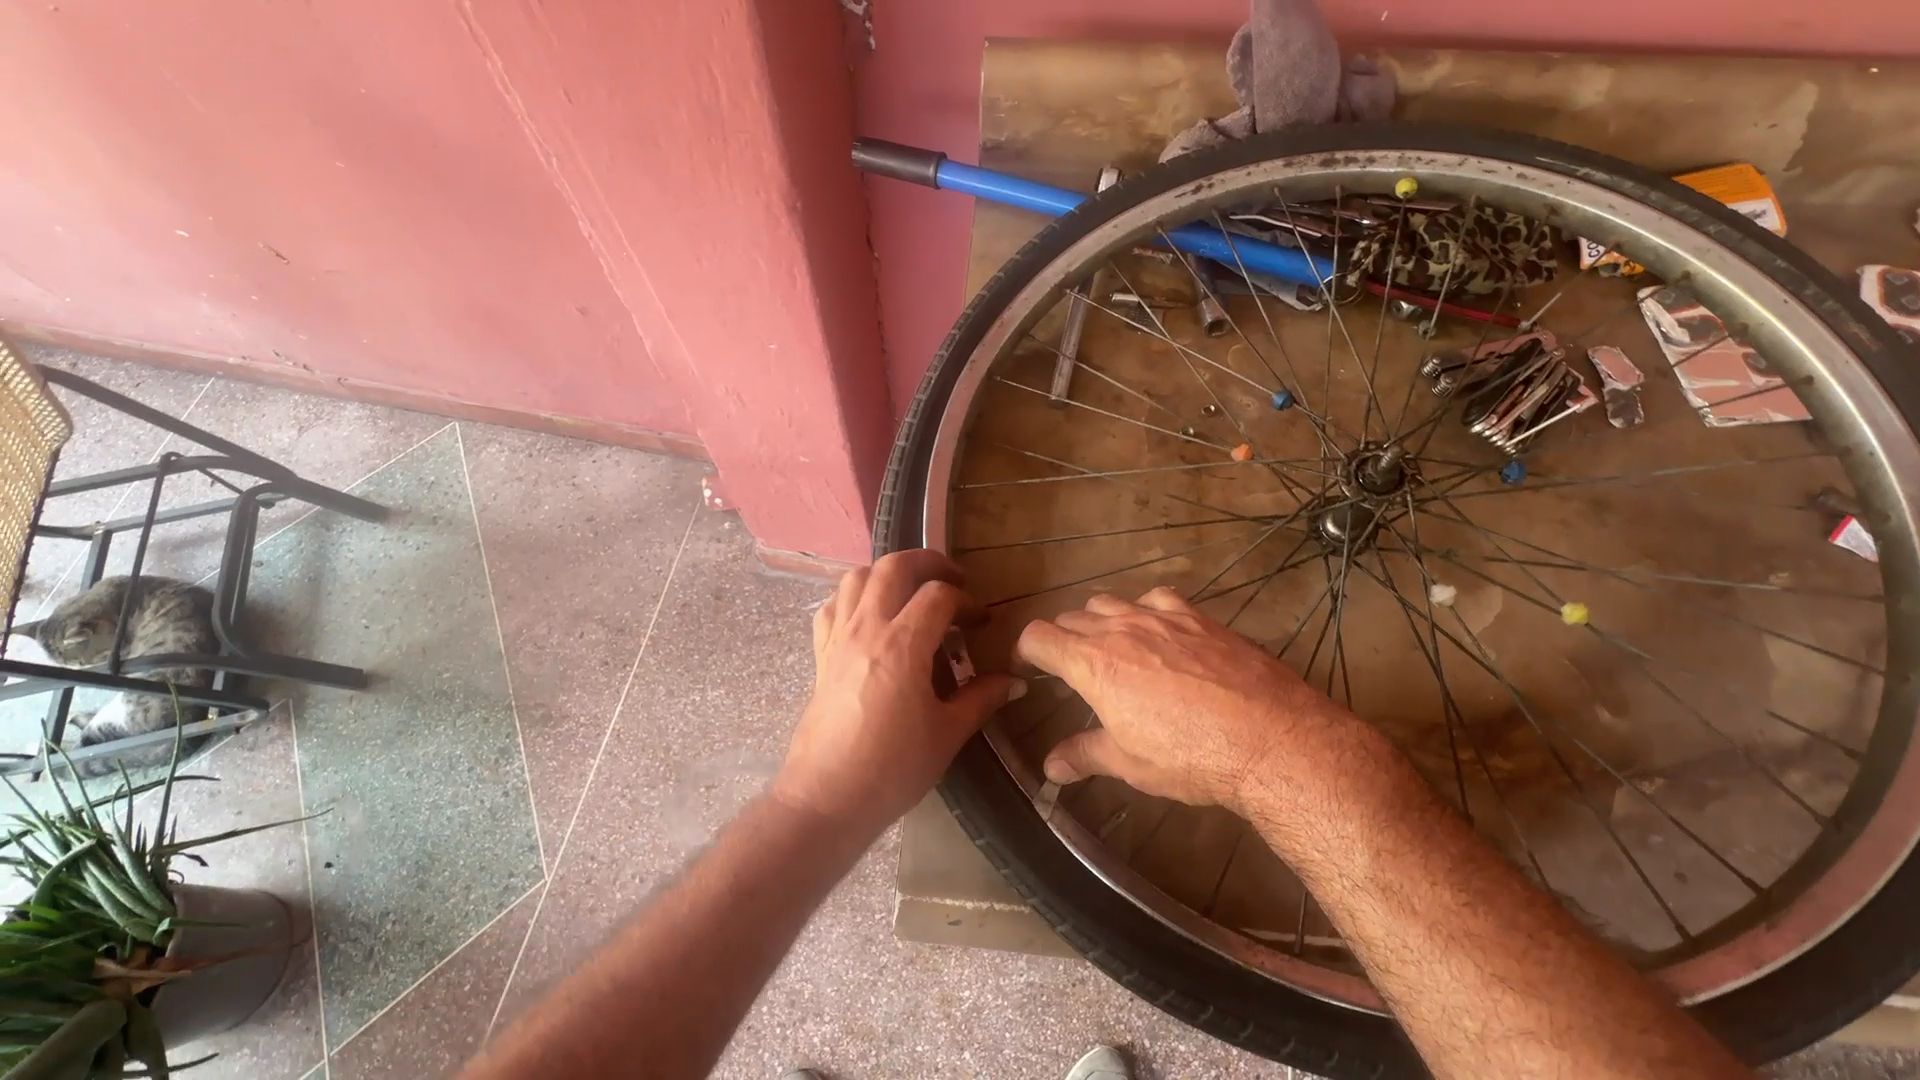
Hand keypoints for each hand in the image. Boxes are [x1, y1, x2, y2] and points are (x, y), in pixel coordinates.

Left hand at [772, 550, 1022, 835]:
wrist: (826, 798)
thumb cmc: (893, 769)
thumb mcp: (947, 734)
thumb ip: (981, 699)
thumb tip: (1015, 681)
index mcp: (902, 644)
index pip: (939, 595)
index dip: (966, 600)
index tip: (981, 621)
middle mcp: (866, 628)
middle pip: (893, 566)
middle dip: (928, 562)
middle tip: (953, 580)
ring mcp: (837, 638)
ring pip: (857, 576)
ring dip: (888, 572)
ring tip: (911, 592)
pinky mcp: (820, 655)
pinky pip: (832, 606)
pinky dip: (854, 596)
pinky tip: (870, 616)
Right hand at [1015, 587, 1358, 816]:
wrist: (1269, 738)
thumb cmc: (1189, 757)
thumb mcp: (1129, 764)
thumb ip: (1084, 756)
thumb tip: (1051, 768)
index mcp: (1092, 664)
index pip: (1038, 637)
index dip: (1026, 650)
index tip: (1031, 668)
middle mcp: (1120, 629)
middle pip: (1071, 617)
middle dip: (1063, 639)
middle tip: (1072, 669)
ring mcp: (1161, 617)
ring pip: (1110, 601)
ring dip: (1100, 620)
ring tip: (1112, 648)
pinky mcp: (1198, 616)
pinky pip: (1156, 598)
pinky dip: (1145, 610)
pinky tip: (1160, 632)